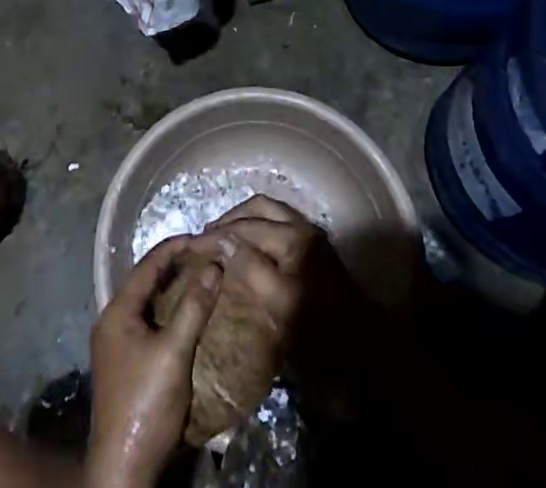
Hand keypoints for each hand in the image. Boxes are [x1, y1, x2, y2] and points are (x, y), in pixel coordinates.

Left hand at [86, 236, 221, 487]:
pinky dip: (174, 307)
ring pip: (151, 301)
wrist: (126, 463)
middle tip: (210, 252)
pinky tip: (195, 308)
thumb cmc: (147, 401)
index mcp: (117, 314)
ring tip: (207, 273)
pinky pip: (153, 319)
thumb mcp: (174, 350)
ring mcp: (120, 343)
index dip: (174, 248)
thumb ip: (194, 305)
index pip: (147, 266)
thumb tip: (215, 264)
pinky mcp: (130, 360)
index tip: (205, 236)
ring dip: (176, 285)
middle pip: (146, 281)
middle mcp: (113, 323)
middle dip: (177, 264)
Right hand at [185, 195, 323, 332]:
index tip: (189, 245)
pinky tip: (246, 247)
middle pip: (259, 207)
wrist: (357, 338)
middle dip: (230, 218)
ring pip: (270, 212)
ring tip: (221, 240)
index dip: (216, 235)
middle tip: (205, 237)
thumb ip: (250, 267)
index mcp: (294, 237)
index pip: (246, 226)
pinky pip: (279, 223)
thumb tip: (221, 240)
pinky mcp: (312, 246)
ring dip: (244, 220)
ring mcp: (310, 234)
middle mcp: (303, 226)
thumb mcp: (278, 300)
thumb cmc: (317, 324)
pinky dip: (258, 227)